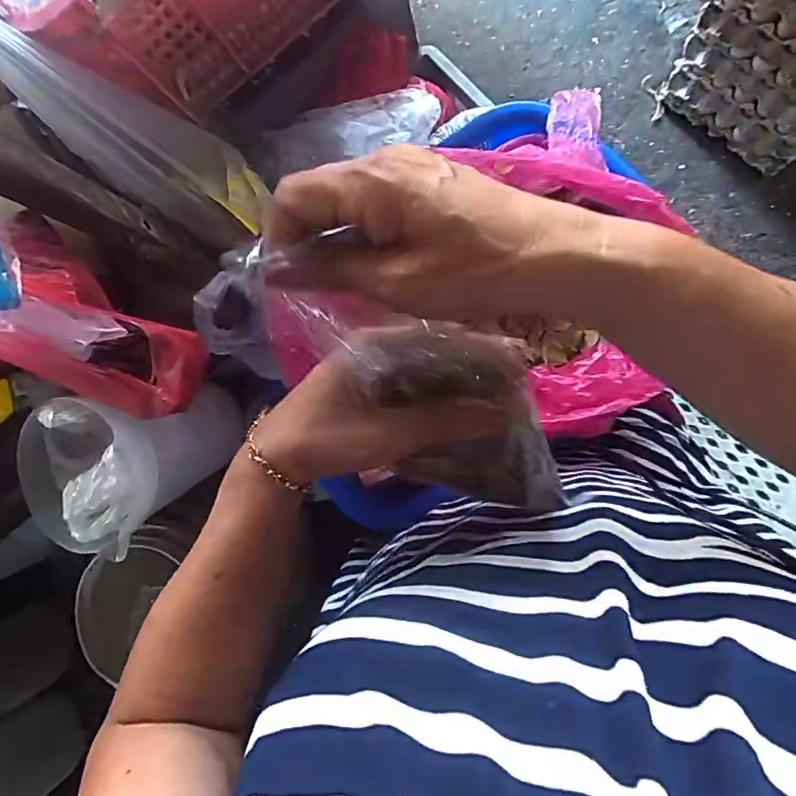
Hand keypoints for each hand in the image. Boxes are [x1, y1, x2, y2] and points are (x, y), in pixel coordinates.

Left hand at [249, 343, 512, 483]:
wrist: (275, 458)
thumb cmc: (326, 439)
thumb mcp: (388, 433)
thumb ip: (444, 421)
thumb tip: (502, 412)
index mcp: (376, 344)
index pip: (441, 337)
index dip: (482, 350)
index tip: (520, 363)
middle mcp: (375, 347)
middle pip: (437, 351)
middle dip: (476, 368)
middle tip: (517, 383)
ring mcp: (371, 366)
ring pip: (428, 369)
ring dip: (460, 384)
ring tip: (499, 397)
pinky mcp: (369, 387)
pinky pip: (413, 385)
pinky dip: (439, 396)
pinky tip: (462, 408)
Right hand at [264, 146, 601, 321]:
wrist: (555, 253)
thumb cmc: (475, 272)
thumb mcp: (395, 283)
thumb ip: (329, 271)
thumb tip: (277, 270)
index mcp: (369, 180)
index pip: (292, 195)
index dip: (277, 237)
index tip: (285, 280)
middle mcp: (382, 159)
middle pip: (316, 190)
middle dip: (303, 236)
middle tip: (311, 285)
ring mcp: (408, 162)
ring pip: (344, 193)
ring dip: (332, 233)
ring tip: (343, 277)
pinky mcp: (427, 174)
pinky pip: (373, 195)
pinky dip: (360, 225)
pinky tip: (376, 258)